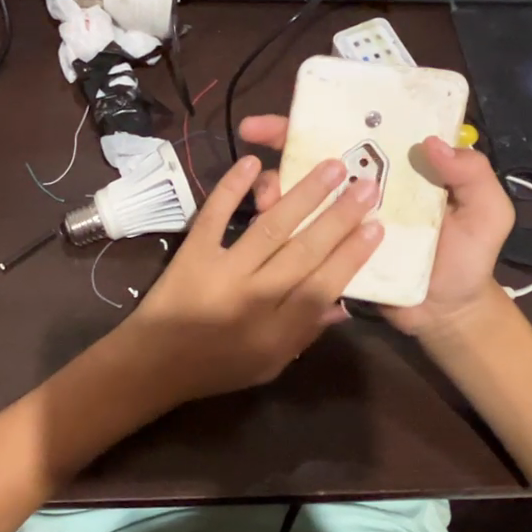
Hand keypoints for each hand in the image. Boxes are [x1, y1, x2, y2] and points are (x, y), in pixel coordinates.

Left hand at [106, 153, 383, 407]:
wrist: (153, 364)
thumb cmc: (217, 367)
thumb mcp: (269, 365)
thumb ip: (305, 334)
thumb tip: (343, 304)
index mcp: (277, 331)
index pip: (324, 286)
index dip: (353, 255)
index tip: (378, 226)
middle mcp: (254, 297)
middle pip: (305, 251)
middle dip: (340, 216)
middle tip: (367, 184)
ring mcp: (222, 272)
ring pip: (271, 227)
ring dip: (304, 194)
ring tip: (332, 166)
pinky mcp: (193, 253)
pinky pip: (215, 216)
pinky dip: (232, 188)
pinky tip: (252, 163)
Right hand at [239, 115, 514, 336]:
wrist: (450, 314)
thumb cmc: (468, 258)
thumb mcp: (486, 211)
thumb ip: (472, 175)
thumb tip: (432, 142)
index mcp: (392, 170)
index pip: (357, 134)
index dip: (327, 116)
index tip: (297, 106)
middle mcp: (358, 190)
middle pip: (314, 158)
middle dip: (280, 139)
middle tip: (252, 132)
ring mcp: (338, 224)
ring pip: (297, 197)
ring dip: (273, 186)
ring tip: (266, 191)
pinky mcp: (327, 257)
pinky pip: (298, 240)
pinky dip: (278, 229)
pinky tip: (267, 225)